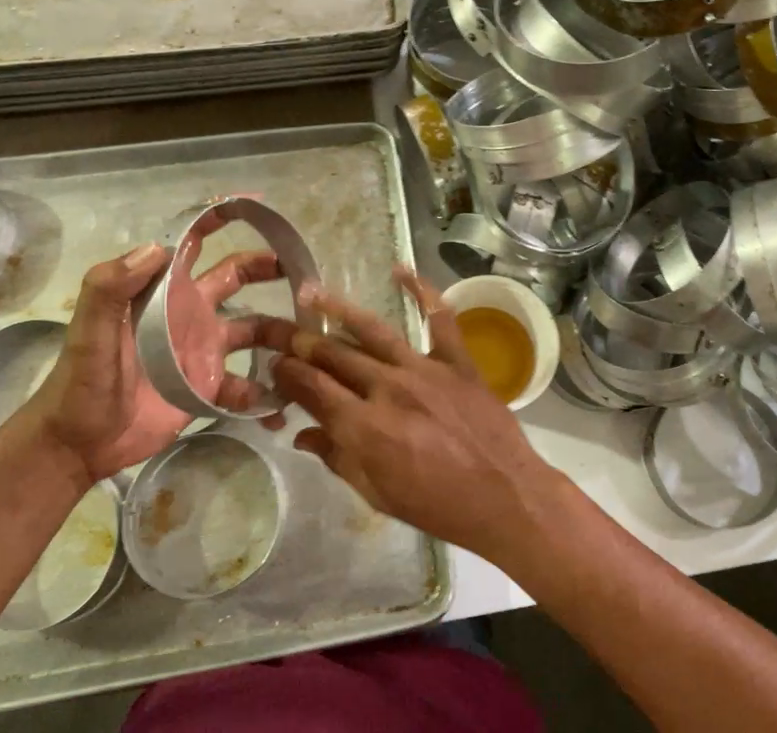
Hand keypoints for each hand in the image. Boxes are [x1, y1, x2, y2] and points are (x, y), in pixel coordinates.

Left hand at [23, 227, 282, 484]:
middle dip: (268, 267)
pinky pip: (247, 385)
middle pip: (237, 277)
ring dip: (281, 332)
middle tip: (304, 272)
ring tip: (309, 340)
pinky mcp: (208, 388)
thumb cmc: (81, 381)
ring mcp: (203, 351)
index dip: (220, 217)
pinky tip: (286, 401)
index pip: (193, 242)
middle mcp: (190, 313)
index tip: (257, 204)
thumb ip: (111, 288)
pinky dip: (267, 392)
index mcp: (164, 292)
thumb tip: (158, 246)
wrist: (77, 444)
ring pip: (255, 329)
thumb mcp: (88, 332)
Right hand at [255, 268, 569, 560]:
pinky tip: (401, 271)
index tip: (273, 365)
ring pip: (373, 331)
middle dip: (299, 341)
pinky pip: (439, 318)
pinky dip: (422, 291)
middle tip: (278, 329)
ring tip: (312, 292)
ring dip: (339, 309)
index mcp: (363, 426)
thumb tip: (301, 434)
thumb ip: (337, 459)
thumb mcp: (377, 494)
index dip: (286, 373)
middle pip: (333, 355)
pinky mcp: (457, 361)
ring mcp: (424, 370)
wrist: (503, 496)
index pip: (311, 387)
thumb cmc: (436, 506)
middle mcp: (387, 388)